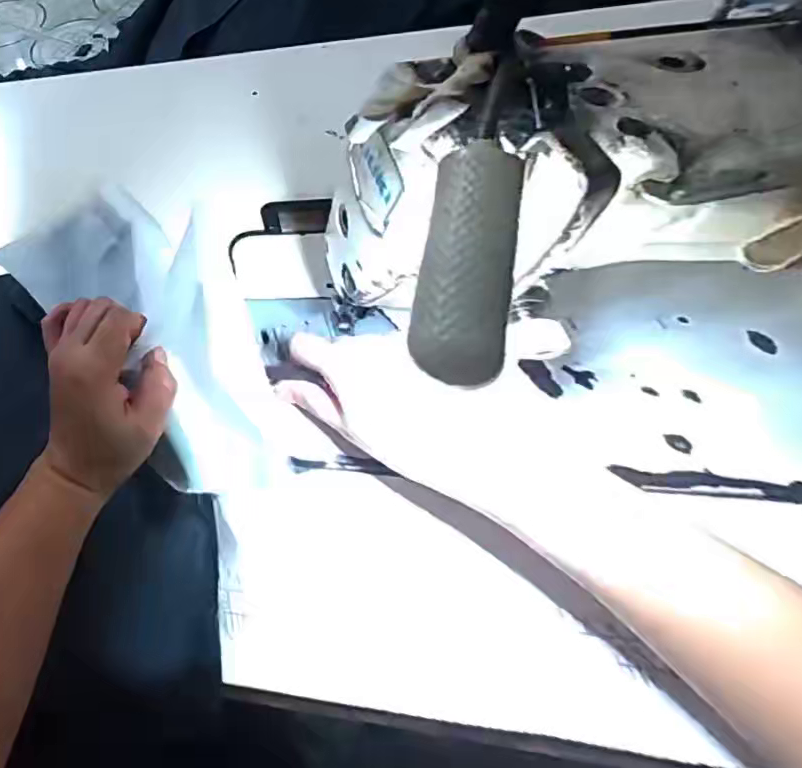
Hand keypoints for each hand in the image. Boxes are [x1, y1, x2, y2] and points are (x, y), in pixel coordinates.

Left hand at [38, 298, 174, 500]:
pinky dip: (72, 313)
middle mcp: (69, 352)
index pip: (116, 319)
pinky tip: (89, 327)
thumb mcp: (150, 425)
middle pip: (97, 307)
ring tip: (116, 341)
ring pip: (79, 307)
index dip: (137, 325)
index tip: (144, 349)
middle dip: (121, 317)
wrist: (74, 466)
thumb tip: (155, 351)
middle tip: (133, 347)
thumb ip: (159, 384)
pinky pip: (54, 319)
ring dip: (102, 315)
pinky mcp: (49, 356)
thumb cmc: (113, 449)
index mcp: (93, 368)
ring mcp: (55, 352)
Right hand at [273, 331, 606, 517]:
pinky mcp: (461, 341)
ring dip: (397, 363)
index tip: (308, 371)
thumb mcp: (360, 434)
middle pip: (352, 346)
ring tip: (420, 401)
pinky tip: (452, 387)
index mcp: (347, 362)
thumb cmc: (435, 453)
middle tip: (371, 401)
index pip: (304, 345)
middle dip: (356, 366)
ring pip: (393, 345)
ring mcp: (423, 340)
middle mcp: (380, 341)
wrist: (513, 462)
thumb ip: (318, 403)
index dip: (302, 360)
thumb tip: (287, 388)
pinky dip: (439, 360)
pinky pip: (439, 344)